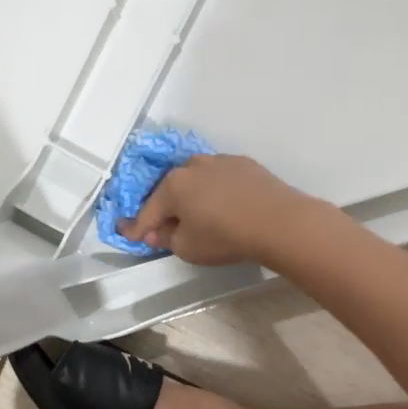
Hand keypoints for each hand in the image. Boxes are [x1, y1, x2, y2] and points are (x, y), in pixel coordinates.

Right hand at [119, 154, 331, 265]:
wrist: (278, 221)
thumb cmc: (225, 237)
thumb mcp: (188, 248)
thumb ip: (166, 238)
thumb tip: (157, 231)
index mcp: (172, 186)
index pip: (148, 211)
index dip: (137, 228)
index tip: (129, 235)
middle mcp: (192, 166)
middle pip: (170, 190)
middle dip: (164, 209)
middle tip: (165, 228)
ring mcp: (219, 161)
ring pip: (195, 180)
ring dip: (191, 196)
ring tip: (196, 215)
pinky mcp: (243, 164)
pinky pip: (219, 179)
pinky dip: (215, 191)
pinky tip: (223, 205)